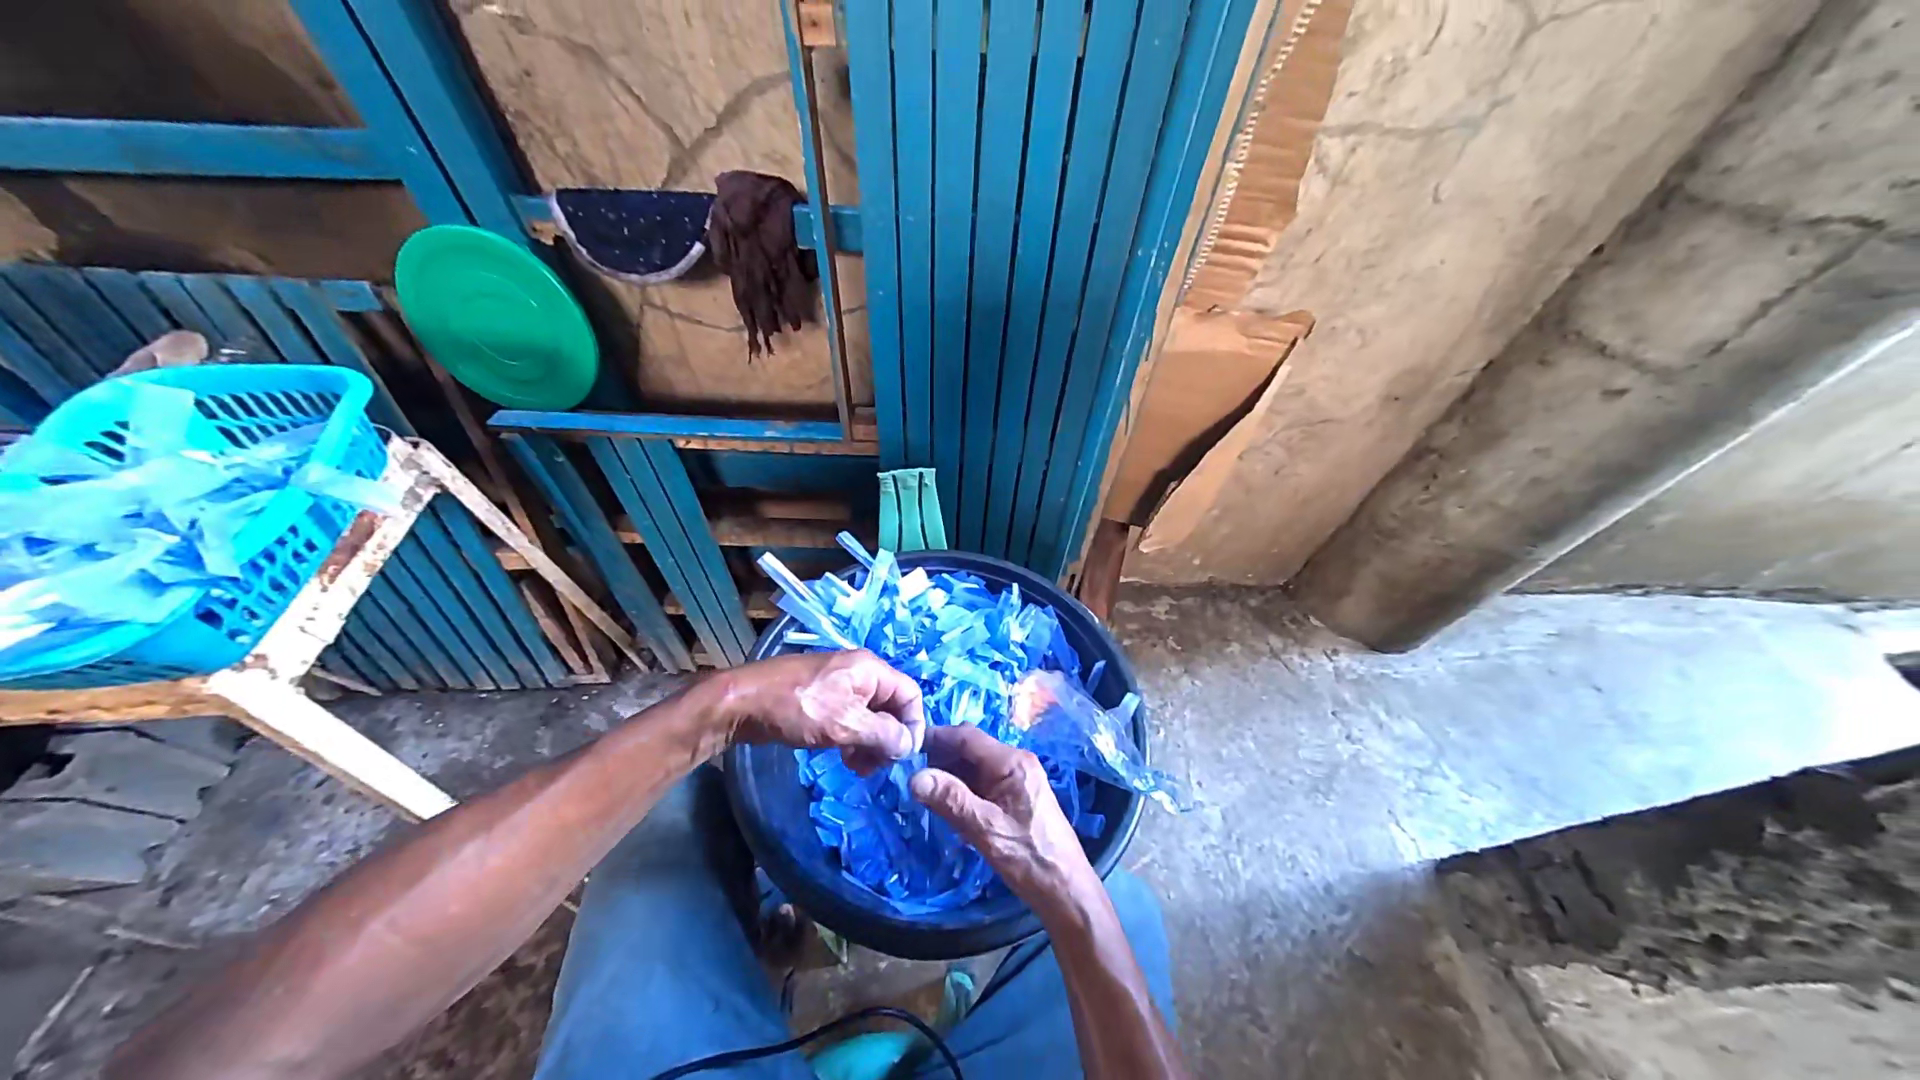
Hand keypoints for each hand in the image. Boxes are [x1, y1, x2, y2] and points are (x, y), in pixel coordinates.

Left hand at [720, 650, 925, 772]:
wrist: (742, 703)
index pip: (911, 694)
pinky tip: (844, 759)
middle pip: (892, 707)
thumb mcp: (845, 723)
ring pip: (872, 717)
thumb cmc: (797, 709)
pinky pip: (851, 720)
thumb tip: (908, 746)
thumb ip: (883, 734)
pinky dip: (854, 740)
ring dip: (871, 744)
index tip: (903, 755)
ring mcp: (840, 687)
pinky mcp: (823, 702)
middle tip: (876, 767)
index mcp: (870, 669)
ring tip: (858, 768)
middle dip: (890, 738)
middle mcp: (860, 674)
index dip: (914, 725)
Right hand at [910, 725, 1100, 918]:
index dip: (936, 737)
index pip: (967, 736)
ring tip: (922, 793)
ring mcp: (1016, 780)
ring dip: (949, 776)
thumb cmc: (1030, 859)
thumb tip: (914, 777)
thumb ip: (951, 800)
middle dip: (940, 758)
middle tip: (909, 775)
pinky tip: (947, 807)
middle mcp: (1015, 763)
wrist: (1066, 891)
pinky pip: (981, 783)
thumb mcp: (986, 830)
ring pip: (973, 767)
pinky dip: (962, 790)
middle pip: (969, 749)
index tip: (906, 748)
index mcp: (1012, 762)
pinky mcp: (1014, 797)